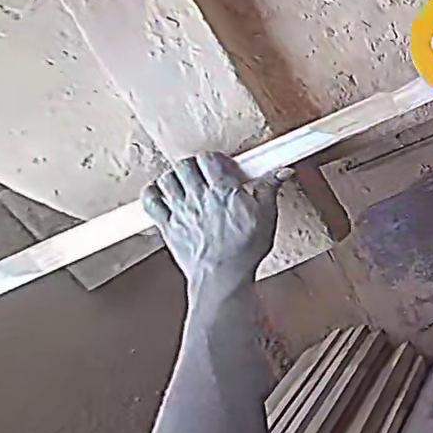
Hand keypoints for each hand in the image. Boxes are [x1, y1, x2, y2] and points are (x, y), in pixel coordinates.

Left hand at [141, 154, 289, 288]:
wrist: (222, 273)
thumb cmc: (245, 246)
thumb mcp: (267, 215)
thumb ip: (270, 188)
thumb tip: (282, 172)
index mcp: (223, 190)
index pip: (209, 159)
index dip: (215, 159)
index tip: (223, 166)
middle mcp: (198, 196)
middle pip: (185, 165)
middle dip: (194, 165)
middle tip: (203, 172)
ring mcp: (179, 210)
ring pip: (166, 179)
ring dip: (174, 176)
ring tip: (185, 182)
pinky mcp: (166, 225)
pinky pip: (150, 201)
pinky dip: (153, 193)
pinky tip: (162, 194)